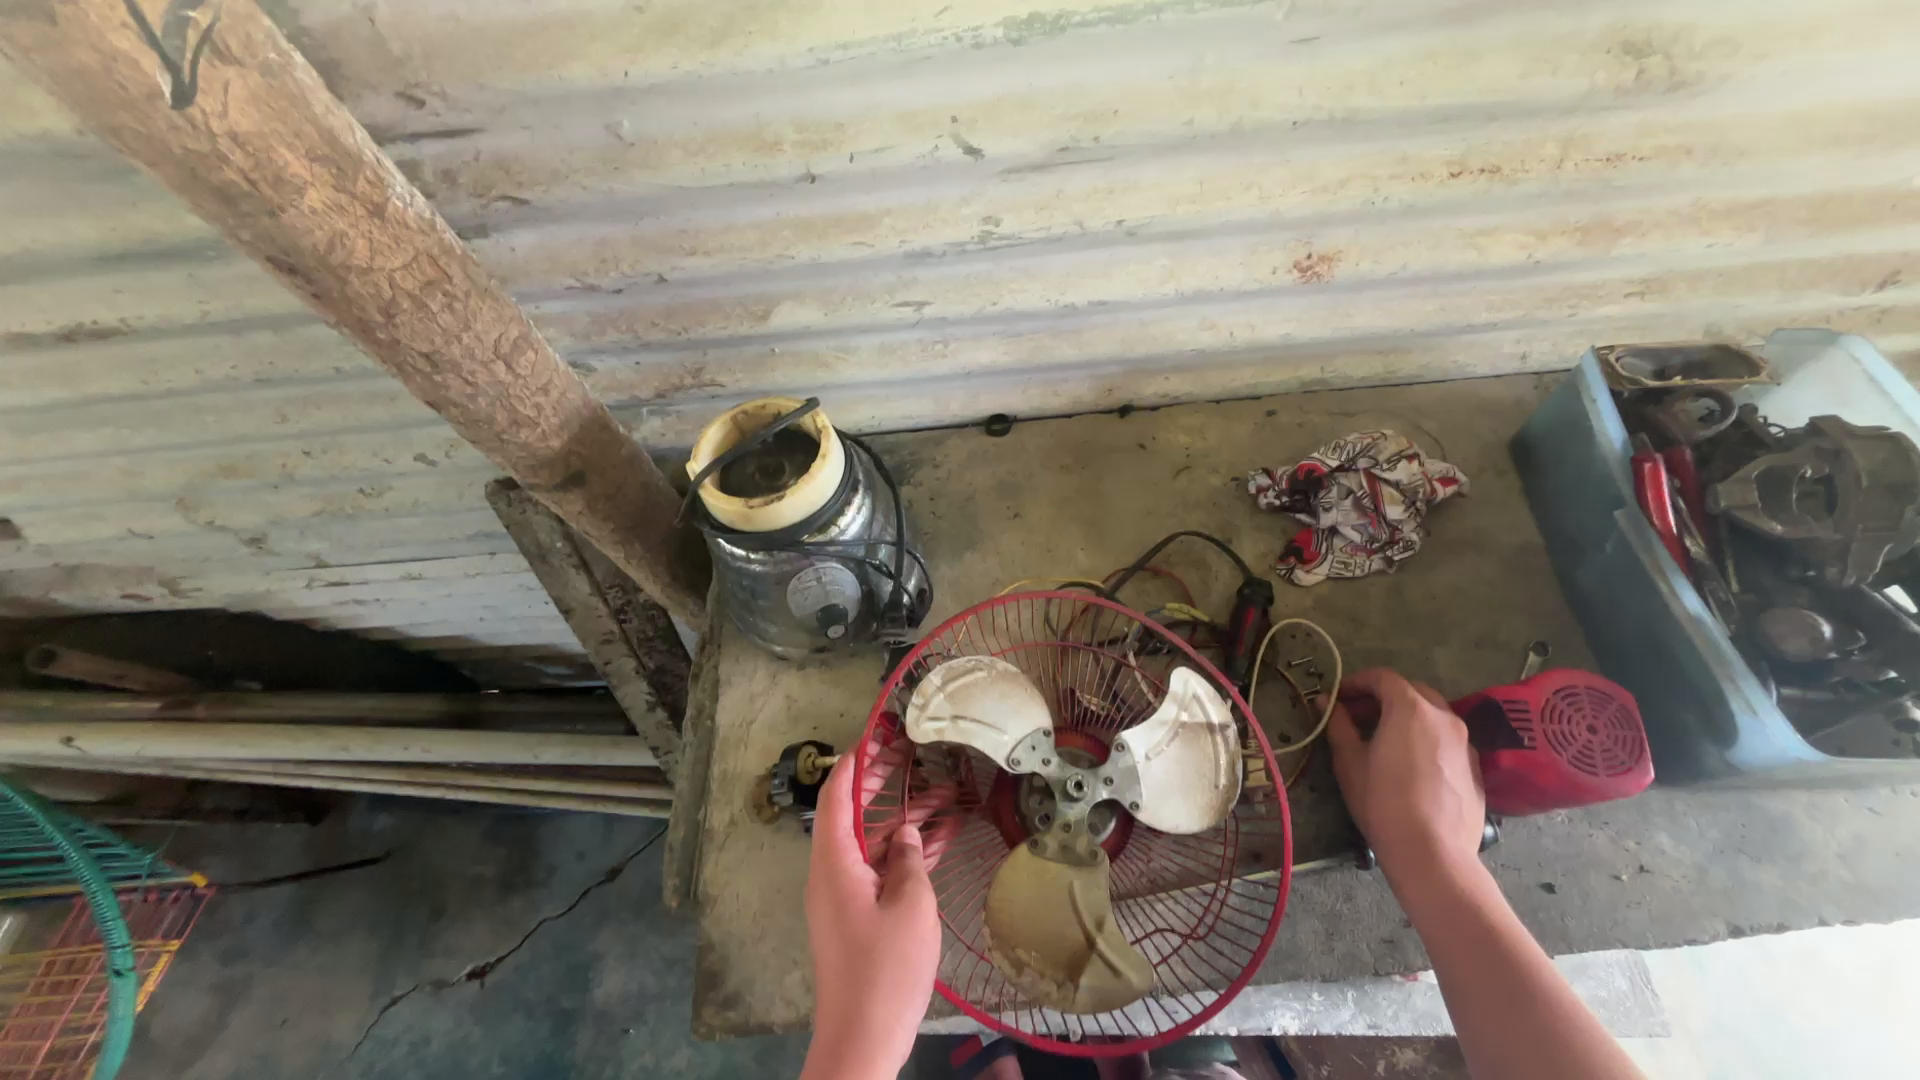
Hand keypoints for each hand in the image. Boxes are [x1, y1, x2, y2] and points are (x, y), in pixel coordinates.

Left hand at [802, 738, 952, 1079]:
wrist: (862, 1039)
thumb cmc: (885, 969)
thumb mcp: (909, 906)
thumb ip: (908, 859)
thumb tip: (904, 834)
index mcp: (834, 862)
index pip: (835, 796)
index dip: (853, 763)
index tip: (876, 736)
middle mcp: (831, 872)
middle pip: (851, 814)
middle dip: (878, 784)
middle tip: (909, 755)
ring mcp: (843, 896)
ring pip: (870, 842)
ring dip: (901, 819)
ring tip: (942, 792)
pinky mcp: (857, 916)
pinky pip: (877, 870)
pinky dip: (903, 853)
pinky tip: (940, 839)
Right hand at [1326, 668, 1486, 883]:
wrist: (1432, 852)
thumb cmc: (1382, 801)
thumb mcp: (1349, 761)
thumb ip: (1338, 724)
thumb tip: (1326, 702)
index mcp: (1410, 709)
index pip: (1383, 677)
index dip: (1356, 682)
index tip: (1337, 697)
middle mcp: (1444, 717)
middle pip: (1412, 691)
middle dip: (1383, 696)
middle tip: (1358, 714)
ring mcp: (1465, 742)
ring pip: (1433, 714)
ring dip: (1406, 716)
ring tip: (1384, 739)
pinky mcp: (1476, 767)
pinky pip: (1447, 739)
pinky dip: (1425, 738)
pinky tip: (1410, 764)